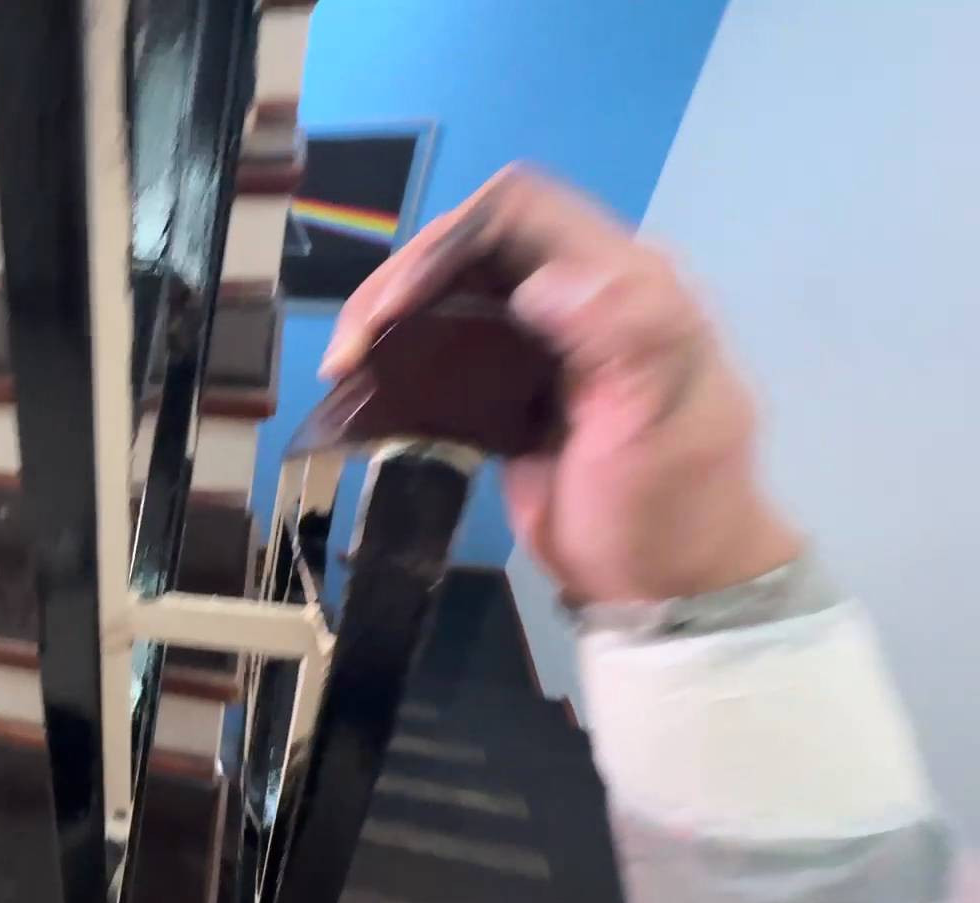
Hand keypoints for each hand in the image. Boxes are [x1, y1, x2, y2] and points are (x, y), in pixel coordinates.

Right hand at [320, 166, 799, 605]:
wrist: (659, 579)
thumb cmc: (667, 508)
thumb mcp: (660, 429)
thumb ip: (627, 342)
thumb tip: (544, 282)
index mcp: (624, 285)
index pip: (519, 213)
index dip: (443, 244)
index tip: (394, 309)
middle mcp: (573, 296)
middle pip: (463, 248)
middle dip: (393, 286)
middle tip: (348, 353)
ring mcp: (533, 342)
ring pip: (440, 294)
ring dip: (383, 320)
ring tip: (344, 369)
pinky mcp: (500, 385)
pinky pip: (437, 346)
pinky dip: (393, 358)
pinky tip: (363, 386)